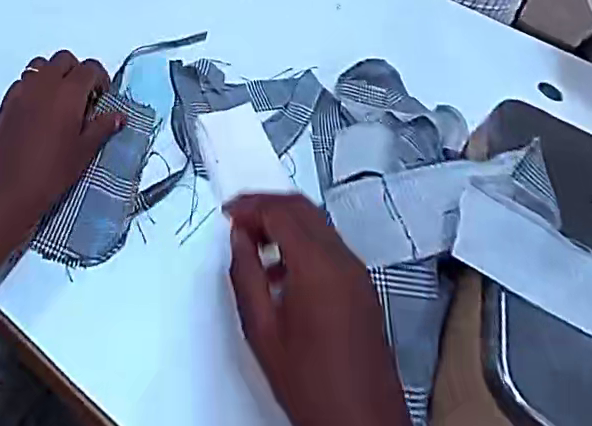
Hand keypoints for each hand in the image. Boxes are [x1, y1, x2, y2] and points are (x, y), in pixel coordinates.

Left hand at [0, 50, 124, 241]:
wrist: (8, 188)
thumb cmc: (48, 172)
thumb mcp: (83, 152)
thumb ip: (101, 128)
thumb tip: (115, 117)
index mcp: (68, 92)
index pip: (90, 68)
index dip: (100, 79)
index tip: (103, 95)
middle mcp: (44, 84)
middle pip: (65, 59)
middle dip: (77, 72)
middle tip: (86, 97)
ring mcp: (23, 90)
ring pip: (42, 65)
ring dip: (54, 75)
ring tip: (62, 102)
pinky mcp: (7, 101)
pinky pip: (24, 81)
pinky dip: (35, 87)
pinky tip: (41, 112)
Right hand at [226, 194, 409, 425]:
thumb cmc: (312, 385)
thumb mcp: (262, 329)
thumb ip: (245, 274)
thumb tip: (239, 239)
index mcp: (317, 267)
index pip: (279, 212)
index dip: (249, 206)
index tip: (228, 214)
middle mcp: (343, 262)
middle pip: (301, 208)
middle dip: (266, 206)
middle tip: (239, 219)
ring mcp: (358, 275)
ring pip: (317, 223)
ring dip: (284, 222)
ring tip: (254, 242)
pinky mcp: (364, 290)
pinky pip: (329, 246)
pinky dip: (302, 241)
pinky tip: (280, 269)